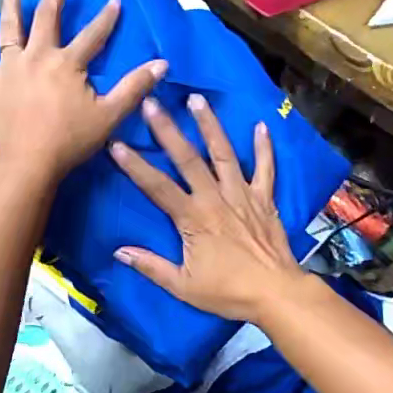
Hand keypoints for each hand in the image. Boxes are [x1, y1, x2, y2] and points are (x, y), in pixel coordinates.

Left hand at [0, 0, 165, 188]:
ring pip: (9, 29)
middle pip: (47, 16)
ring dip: (11, 3)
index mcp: (67, 63)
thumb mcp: (109, 115)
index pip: (93, 34)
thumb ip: (134, 87)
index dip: (107, 16)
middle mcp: (37, 56)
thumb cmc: (70, 140)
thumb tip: (162, 64)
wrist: (29, 162)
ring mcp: (10, 69)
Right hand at [109, 94, 312, 323]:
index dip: (135, 165)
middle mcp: (215, 198)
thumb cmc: (227, 292)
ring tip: (197, 99)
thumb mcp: (183, 286)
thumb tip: (118, 252)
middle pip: (188, 159)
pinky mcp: (265, 199)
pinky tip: (261, 125)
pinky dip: (264, 148)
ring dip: (210, 125)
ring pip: (224, 154)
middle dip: (168, 130)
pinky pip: (265, 169)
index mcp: (192, 218)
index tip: (116, 143)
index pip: (157, 187)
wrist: (276, 294)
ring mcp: (242, 195)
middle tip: (153, 102)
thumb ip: (151, 266)